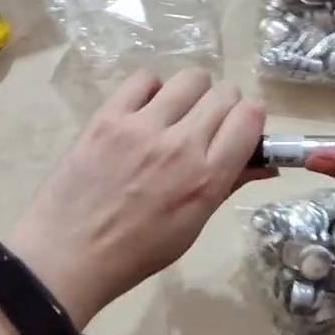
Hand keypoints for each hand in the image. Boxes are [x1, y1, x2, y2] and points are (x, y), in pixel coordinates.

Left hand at [4, 69, 269, 327]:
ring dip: (192, 93)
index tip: (239, 129)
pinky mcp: (108, 116)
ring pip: (190, 79)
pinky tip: (144, 111)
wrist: (67, 256)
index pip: (250, 117)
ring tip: (176, 114)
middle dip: (224, 107)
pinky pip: (144, 79)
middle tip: (206, 125)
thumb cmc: (136, 251)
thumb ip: (229, 184)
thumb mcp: (193, 226)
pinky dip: (152, 90)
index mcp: (206, 179)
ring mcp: (142, 127)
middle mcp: (180, 146)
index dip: (250, 119)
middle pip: (224, 94)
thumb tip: (267, 163)